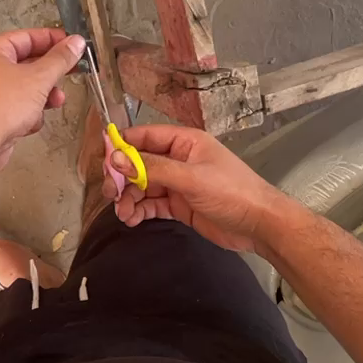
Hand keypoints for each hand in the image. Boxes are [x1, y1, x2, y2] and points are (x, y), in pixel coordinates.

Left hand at [0, 29, 85, 171]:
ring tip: (57, 101)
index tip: (71, 44)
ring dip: (43, 96)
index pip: (26, 37)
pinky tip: (32, 122)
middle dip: (50, 72)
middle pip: (26, 63)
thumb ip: (60, 59)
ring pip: (24, 89)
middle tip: (71, 70)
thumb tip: (75, 43)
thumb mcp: (39, 78)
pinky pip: (16, 109)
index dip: (52, 39)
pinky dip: (28, 114)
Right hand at [107, 125, 290, 253]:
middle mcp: (178, 159)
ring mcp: (177, 183)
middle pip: (138, 163)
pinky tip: (132, 219)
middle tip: (110, 194)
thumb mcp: (191, 178)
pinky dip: (139, 211)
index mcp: (184, 142)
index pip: (144, 137)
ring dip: (128, 199)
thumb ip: (152, 168)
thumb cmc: (232, 192)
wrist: (260, 225)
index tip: (103, 162)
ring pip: (142, 186)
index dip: (121, 147)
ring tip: (123, 214)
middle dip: (122, 178)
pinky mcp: (178, 205)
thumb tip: (116, 159)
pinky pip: (151, 204)